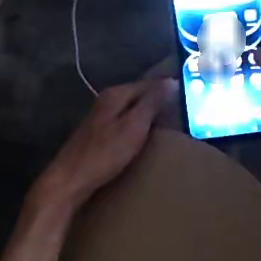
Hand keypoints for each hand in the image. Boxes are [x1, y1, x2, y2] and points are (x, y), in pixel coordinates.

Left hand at [30, 78, 178, 212]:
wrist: (71, 179)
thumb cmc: (105, 153)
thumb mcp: (134, 126)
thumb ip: (151, 103)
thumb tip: (171, 82)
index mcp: (115, 94)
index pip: (148, 83)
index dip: (167, 87)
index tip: (189, 93)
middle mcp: (106, 100)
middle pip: (139, 94)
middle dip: (159, 99)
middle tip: (184, 108)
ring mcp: (100, 117)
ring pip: (131, 108)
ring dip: (149, 113)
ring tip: (171, 121)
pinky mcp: (98, 133)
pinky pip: (125, 122)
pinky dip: (138, 125)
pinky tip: (147, 135)